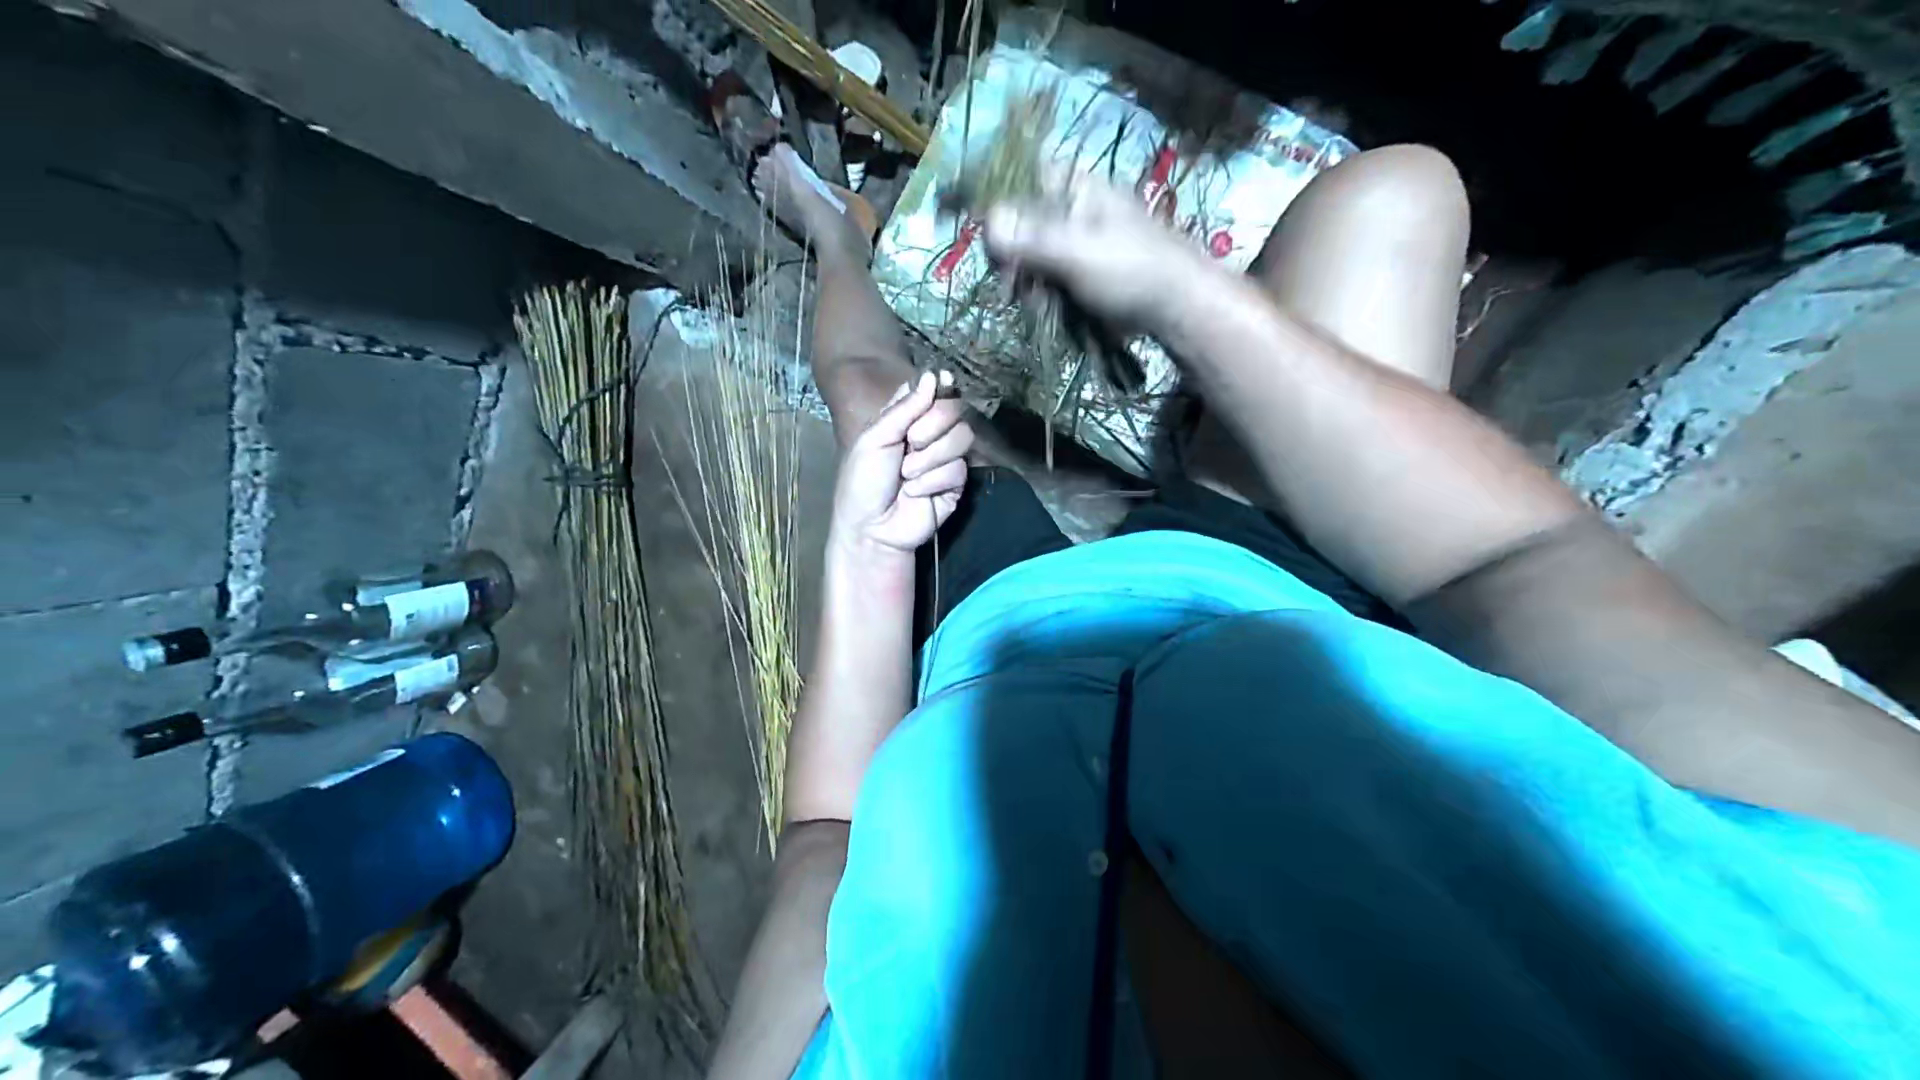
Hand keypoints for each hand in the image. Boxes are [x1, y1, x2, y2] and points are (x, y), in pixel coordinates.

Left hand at [830, 371, 972, 561]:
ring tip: (907, 475)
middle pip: (955, 410)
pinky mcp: (955, 484)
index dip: (941, 389)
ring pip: (962, 438)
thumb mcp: (875, 439)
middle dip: (933, 425)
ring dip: (931, 457)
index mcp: (907, 419)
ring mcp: (944, 459)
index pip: (935, 392)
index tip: (942, 384)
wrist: (871, 528)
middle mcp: (929, 434)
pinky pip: (958, 469)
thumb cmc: (863, 482)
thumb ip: (905, 408)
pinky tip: (916, 493)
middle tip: (911, 443)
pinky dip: (933, 481)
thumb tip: (935, 375)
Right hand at [981, 170, 1215, 328]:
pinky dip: (1040, 293)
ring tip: (1035, 304)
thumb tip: (986, 224)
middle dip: (1010, 256)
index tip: (986, 238)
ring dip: (1024, 281)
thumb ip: (1031, 239)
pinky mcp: (1080, 272)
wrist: (1176, 306)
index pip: (1019, 177)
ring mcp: (1076, 241)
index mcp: (1074, 188)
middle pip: (1020, 222)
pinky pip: (1046, 277)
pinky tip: (1044, 309)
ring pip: (1029, 255)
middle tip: (1011, 286)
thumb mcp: (1077, 252)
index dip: (996, 201)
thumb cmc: (1131, 269)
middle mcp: (1071, 208)